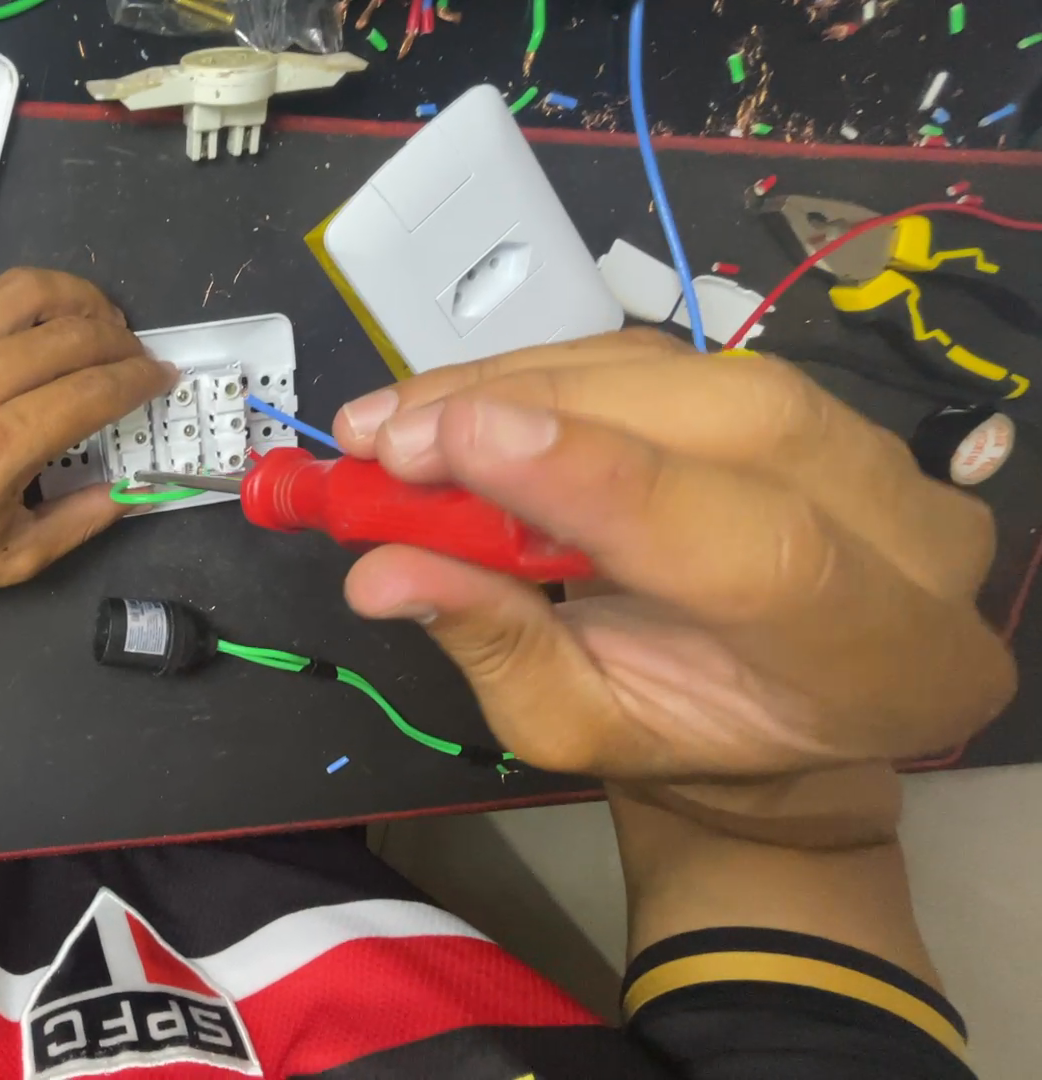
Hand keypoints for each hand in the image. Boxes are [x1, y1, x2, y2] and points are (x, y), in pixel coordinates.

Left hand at [0, 269, 173, 619]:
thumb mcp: (13, 559)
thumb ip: (83, 520)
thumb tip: (136, 489)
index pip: (92, 390)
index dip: (138, 379)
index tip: (162, 377)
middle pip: (69, 334)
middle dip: (120, 341)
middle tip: (138, 357)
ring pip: (26, 293)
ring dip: (78, 299)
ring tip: (101, 323)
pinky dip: (24, 293)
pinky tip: (42, 315)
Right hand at [331, 330, 1014, 780]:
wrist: (750, 700)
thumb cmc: (663, 731)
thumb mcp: (560, 722)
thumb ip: (488, 644)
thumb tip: (374, 576)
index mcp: (874, 661)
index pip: (753, 549)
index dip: (596, 481)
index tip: (452, 440)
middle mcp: (900, 532)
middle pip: (728, 421)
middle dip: (534, 412)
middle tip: (390, 440)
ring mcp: (854, 447)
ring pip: (677, 370)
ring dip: (510, 384)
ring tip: (389, 422)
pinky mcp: (776, 398)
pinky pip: (642, 360)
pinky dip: (524, 373)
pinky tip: (441, 402)